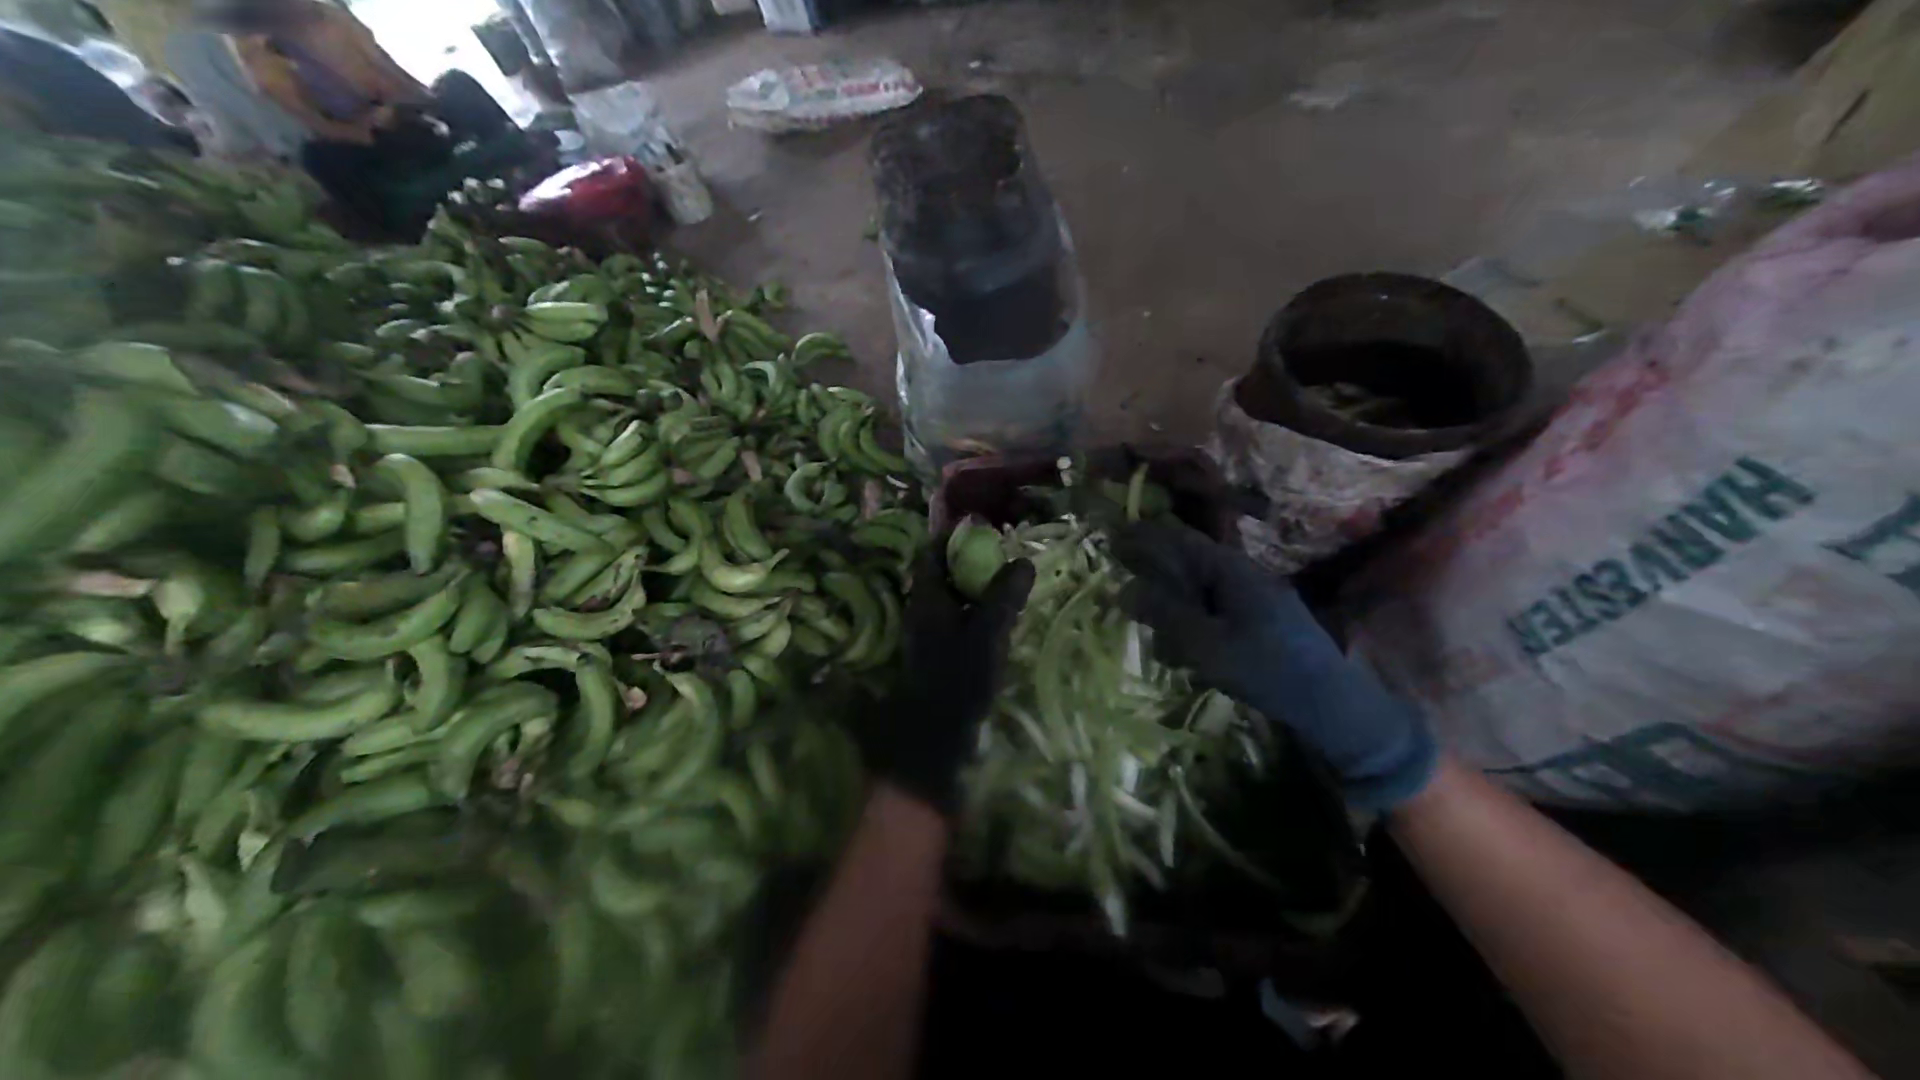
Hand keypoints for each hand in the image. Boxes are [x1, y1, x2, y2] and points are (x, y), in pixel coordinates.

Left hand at [862, 547, 1034, 814]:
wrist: (936, 734)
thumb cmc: (959, 678)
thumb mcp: (987, 634)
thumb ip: (1004, 597)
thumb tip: (1023, 561)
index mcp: (925, 599)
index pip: (931, 552)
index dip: (952, 535)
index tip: (981, 527)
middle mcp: (920, 609)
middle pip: (940, 571)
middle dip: (966, 558)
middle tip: (1000, 551)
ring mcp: (926, 631)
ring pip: (948, 595)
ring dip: (970, 583)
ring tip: (1003, 578)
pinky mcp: (936, 650)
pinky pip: (954, 615)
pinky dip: (972, 606)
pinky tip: (995, 614)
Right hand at [1111, 521, 1435, 809]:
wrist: (1333, 702)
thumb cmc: (1265, 667)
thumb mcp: (1206, 643)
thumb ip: (1166, 614)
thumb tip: (1125, 590)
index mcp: (1233, 570)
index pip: (1182, 541)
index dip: (1147, 536)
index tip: (1115, 536)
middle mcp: (1248, 575)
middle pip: (1192, 564)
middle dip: (1159, 574)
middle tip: (1130, 591)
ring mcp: (1261, 598)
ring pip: (1206, 590)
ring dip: (1179, 604)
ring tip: (1159, 635)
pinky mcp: (1268, 622)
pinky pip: (1222, 611)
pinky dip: (1198, 622)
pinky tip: (1190, 652)